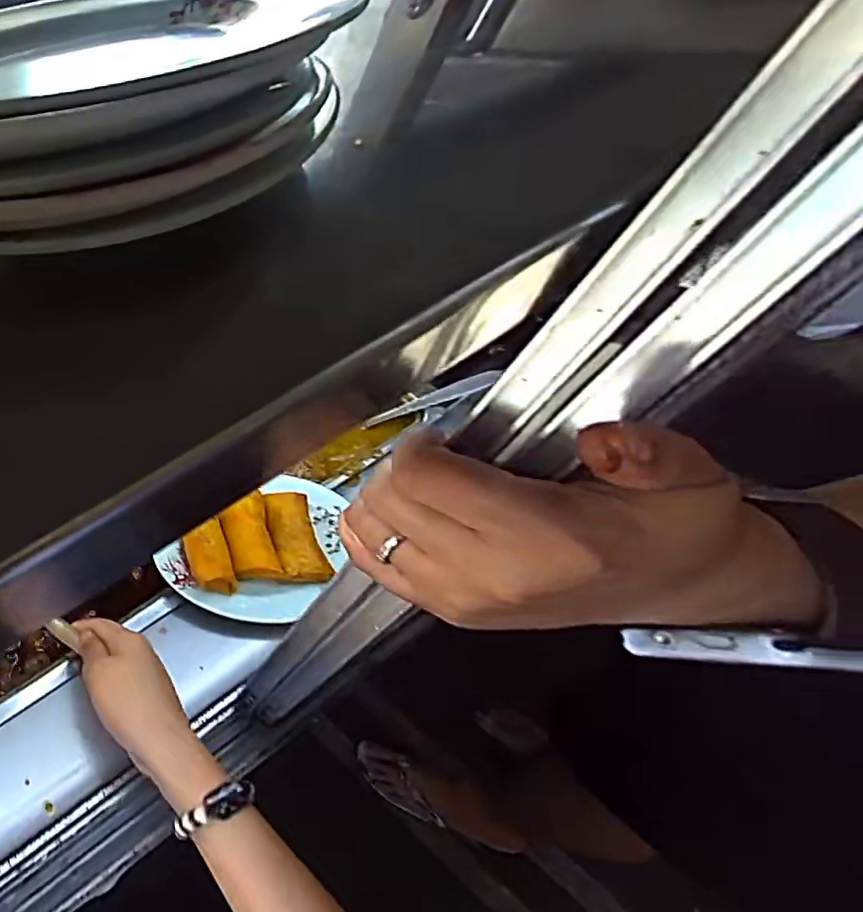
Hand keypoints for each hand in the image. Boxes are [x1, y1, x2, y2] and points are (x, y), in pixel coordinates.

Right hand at [74, 618, 223, 812]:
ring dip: (101, 664)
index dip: (77, 627)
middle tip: (71, 652)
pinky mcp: (153, 694)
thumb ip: (88, 647)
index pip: (98, 623)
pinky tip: (106, 695)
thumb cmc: (131, 708)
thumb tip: (82, 634)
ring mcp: (151, 673)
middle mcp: (144, 652)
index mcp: (130, 640)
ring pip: (119, 659)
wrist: (163, 746)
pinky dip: (113, 681)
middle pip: (110, 638)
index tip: (64, 632)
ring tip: (86, 676)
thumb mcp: (96, 671)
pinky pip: (127, 678)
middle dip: (90, 644)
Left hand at [340, 423, 824, 630]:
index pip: (422, 477)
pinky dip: (367, 531)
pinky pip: (368, 562)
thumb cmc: (669, 529)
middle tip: (426, 458)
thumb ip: (645, 450)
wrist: (677, 586)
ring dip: (377, 497)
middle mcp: (492, 575)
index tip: (439, 438)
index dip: (418, 446)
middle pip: (387, 500)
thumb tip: (602, 439)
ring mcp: (461, 598)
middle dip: (395, 467)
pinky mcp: (446, 610)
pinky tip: (395, 514)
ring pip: (367, 530)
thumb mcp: (682, 475)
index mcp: (545, 538)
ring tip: (414, 485)